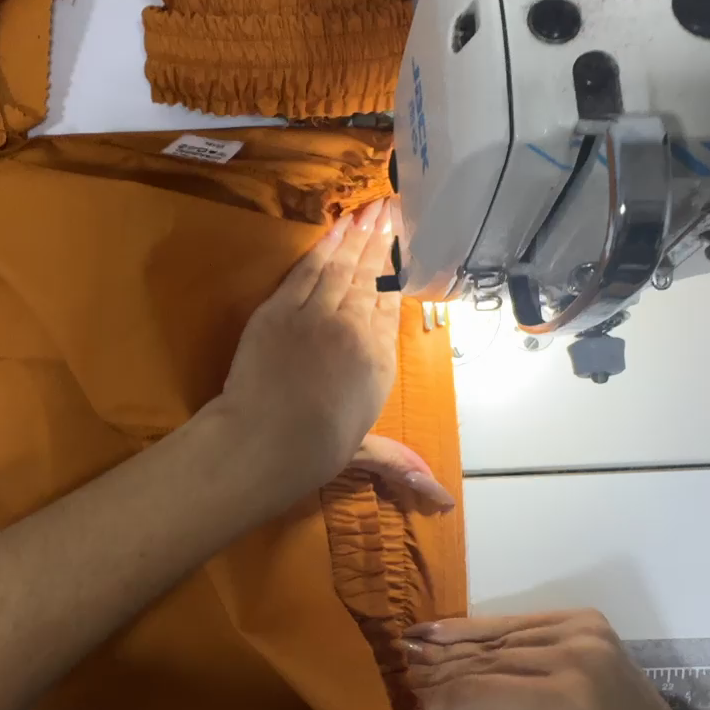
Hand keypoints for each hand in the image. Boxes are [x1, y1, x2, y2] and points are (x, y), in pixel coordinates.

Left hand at [211, 200, 451, 511]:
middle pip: (370, 277)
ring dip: (356, 235)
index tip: (399, 250)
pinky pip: (308, 269)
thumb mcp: (362, 452)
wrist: (266, 440)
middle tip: (389, 208)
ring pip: (342, 266)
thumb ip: (399, 463)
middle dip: (381, 241)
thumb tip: (443, 502)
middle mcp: (355, 329)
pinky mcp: (281, 308)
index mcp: (379, 360)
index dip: (394, 275)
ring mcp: (317, 314)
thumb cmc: (316, 450)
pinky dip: (323, 246)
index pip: (390, 307)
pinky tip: (335, 228)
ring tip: (369, 209)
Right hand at [404, 610, 709, 709]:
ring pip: (498, 636)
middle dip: (438, 667)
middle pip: (485, 659)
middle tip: (396, 665)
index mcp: (563, 704)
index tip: (401, 697)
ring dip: (453, 643)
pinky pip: (520, 624)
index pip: (479, 692)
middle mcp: (572, 656)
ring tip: (411, 641)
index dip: (436, 696)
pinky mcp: (584, 619)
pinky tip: (448, 631)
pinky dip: (484, 630)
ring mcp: (581, 631)